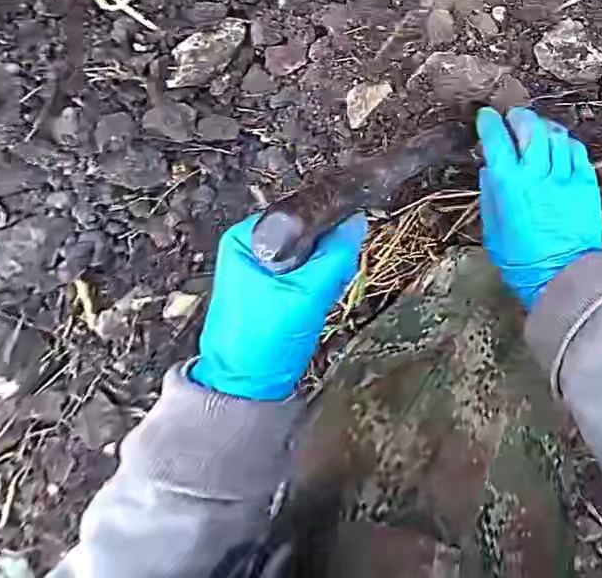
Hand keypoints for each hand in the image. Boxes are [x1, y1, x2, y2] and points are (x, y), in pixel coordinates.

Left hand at [189, 212, 366, 400]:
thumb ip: (337, 253)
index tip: (343, 244)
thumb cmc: (264, 337)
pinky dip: (320, 281)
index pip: (300, 212)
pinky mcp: (271, 284)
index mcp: (244, 237)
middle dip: (328, 253)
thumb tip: (357, 220)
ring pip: (311, 251)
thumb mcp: (308, 291)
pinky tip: (321, 298)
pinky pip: (307, 269)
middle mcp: (248, 246)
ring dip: (327, 270)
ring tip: (326, 292)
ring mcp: (259, 266)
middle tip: (333, 276)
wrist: (245, 388)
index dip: (327, 227)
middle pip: (308, 232)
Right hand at [475, 107, 601, 307]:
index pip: (497, 139)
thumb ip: (490, 195)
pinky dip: (566, 143)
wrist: (564, 277)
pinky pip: (576, 150)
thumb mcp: (493, 230)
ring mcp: (564, 176)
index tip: (487, 117)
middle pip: (529, 126)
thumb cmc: (523, 261)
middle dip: (519, 116)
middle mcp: (537, 173)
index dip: (490, 123)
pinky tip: (560, 147)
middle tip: (514, 117)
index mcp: (509, 184)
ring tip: (538, 129)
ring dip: (543, 127)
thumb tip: (490, 169)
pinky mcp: (586, 182)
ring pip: (555, 134)